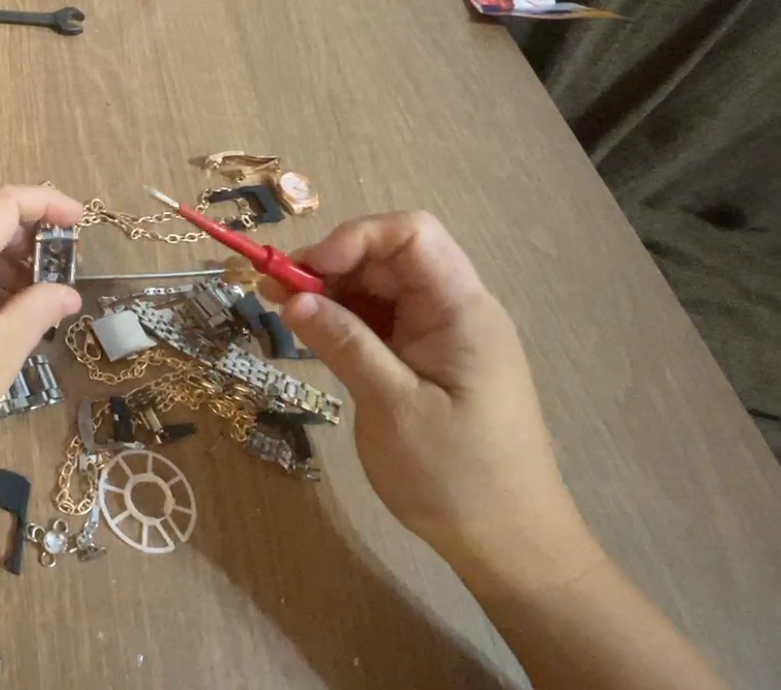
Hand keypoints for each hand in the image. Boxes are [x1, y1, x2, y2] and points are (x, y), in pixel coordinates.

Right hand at [270, 212, 598, 593]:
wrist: (507, 544)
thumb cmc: (459, 476)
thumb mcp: (394, 407)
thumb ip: (345, 344)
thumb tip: (292, 297)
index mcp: (462, 311)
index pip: (412, 235)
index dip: (355, 236)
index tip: (307, 269)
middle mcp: (451, 311)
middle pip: (385, 257)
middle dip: (327, 263)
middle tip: (273, 290)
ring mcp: (435, 335)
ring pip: (373, 286)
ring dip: (325, 290)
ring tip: (278, 307)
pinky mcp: (418, 358)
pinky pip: (373, 318)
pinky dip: (336, 317)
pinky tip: (305, 330)